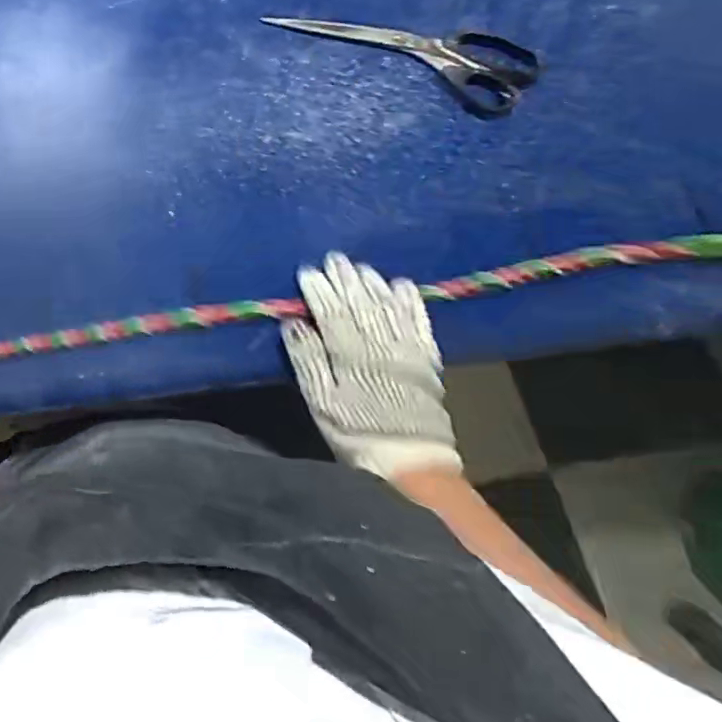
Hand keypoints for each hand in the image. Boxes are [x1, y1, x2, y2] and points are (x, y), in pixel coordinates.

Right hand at [280, 253, 461, 480]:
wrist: (412, 462)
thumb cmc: (354, 432)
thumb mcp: (320, 400)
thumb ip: (308, 359)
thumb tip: (293, 323)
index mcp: (351, 357)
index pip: (332, 314)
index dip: (319, 291)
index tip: (307, 271)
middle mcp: (382, 349)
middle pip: (362, 307)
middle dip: (346, 281)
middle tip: (334, 258)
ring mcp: (409, 353)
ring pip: (390, 310)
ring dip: (375, 286)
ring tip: (362, 267)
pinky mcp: (428, 362)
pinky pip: (420, 325)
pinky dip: (412, 304)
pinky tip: (403, 286)